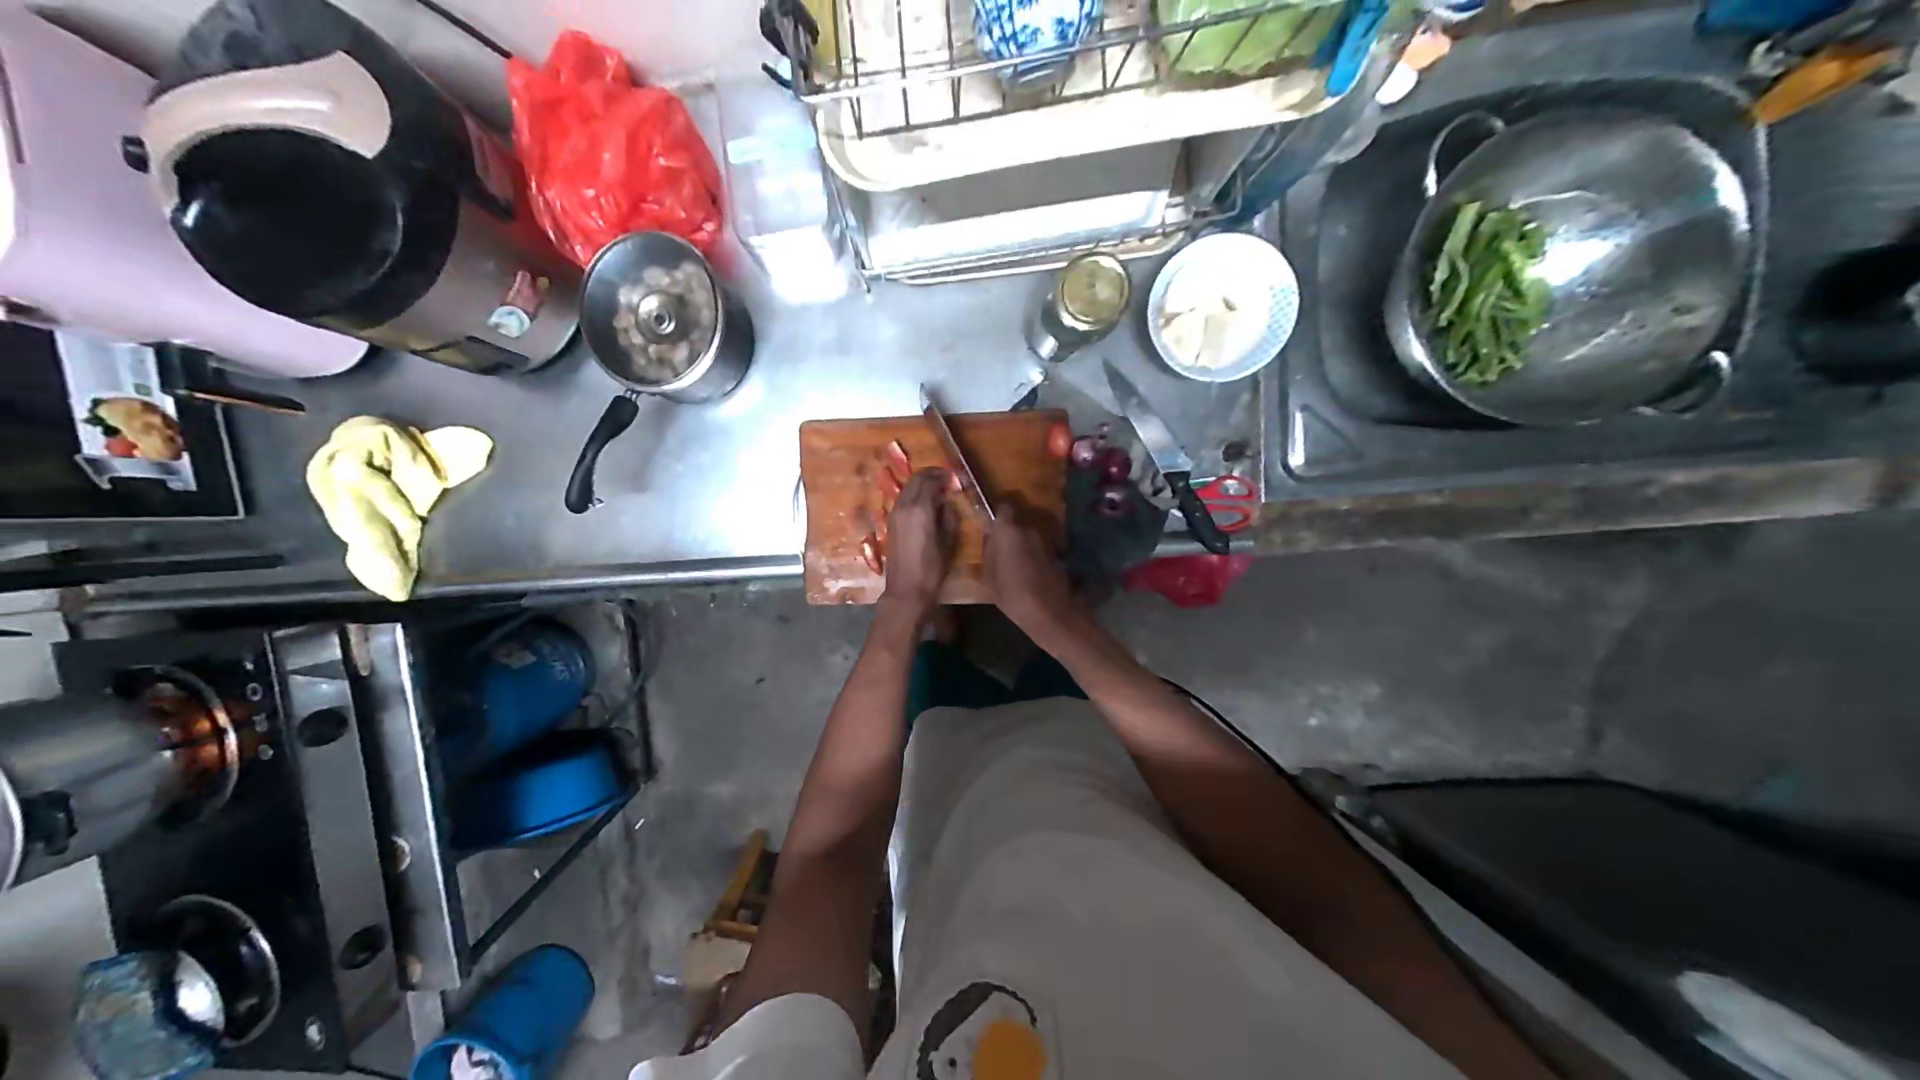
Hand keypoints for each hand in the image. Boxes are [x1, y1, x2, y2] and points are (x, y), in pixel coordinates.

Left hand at [881, 468, 954, 619]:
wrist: (906, 589)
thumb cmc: (932, 568)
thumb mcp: (949, 541)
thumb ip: (949, 517)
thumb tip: (946, 503)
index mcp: (920, 508)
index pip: (930, 480)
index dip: (943, 475)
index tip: (953, 478)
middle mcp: (904, 506)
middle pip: (915, 479)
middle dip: (930, 475)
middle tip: (945, 478)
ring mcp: (894, 513)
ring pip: (907, 488)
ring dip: (921, 484)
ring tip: (936, 489)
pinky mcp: (890, 522)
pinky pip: (902, 499)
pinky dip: (913, 494)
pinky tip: (924, 503)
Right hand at [985, 506, 1076, 636]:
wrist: (1050, 613)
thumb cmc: (1012, 594)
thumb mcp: (989, 575)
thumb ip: (989, 550)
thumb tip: (991, 536)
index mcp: (1009, 531)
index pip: (1004, 506)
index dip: (998, 512)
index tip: (993, 523)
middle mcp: (1030, 529)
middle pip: (1018, 521)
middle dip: (1011, 530)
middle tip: (1001, 547)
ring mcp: (1047, 540)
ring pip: (1031, 534)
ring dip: (1024, 542)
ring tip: (1016, 561)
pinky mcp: (1058, 553)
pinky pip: (1040, 547)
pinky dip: (1035, 553)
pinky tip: (1030, 570)